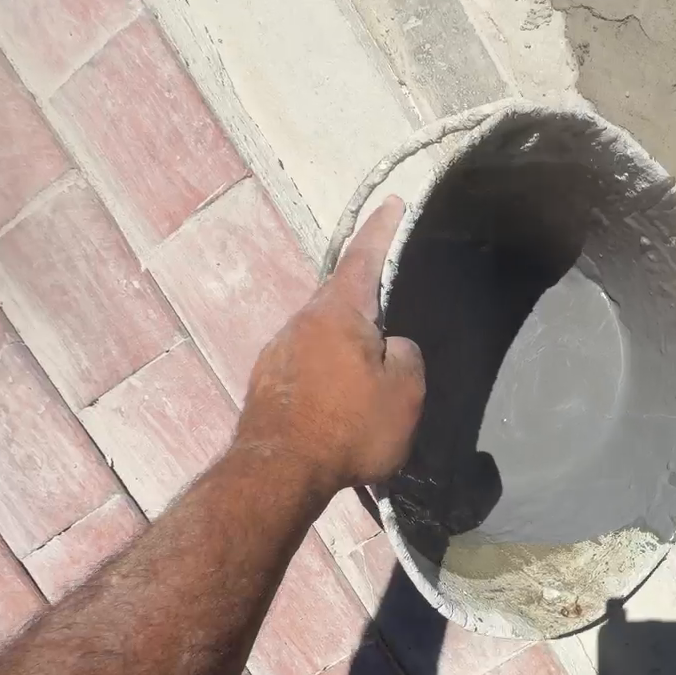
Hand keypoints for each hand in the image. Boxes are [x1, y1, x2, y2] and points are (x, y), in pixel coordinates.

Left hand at [234, 198, 424, 495]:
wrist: (280, 471)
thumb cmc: (351, 427)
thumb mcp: (405, 392)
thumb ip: (406, 355)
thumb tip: (391, 344)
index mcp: (338, 313)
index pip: (364, 257)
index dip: (382, 229)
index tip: (393, 203)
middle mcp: (302, 322)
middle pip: (340, 298)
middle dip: (366, 299)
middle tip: (393, 311)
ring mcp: (279, 352)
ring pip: (323, 334)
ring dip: (348, 343)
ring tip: (372, 371)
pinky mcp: (269, 383)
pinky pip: (311, 363)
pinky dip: (332, 371)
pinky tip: (344, 400)